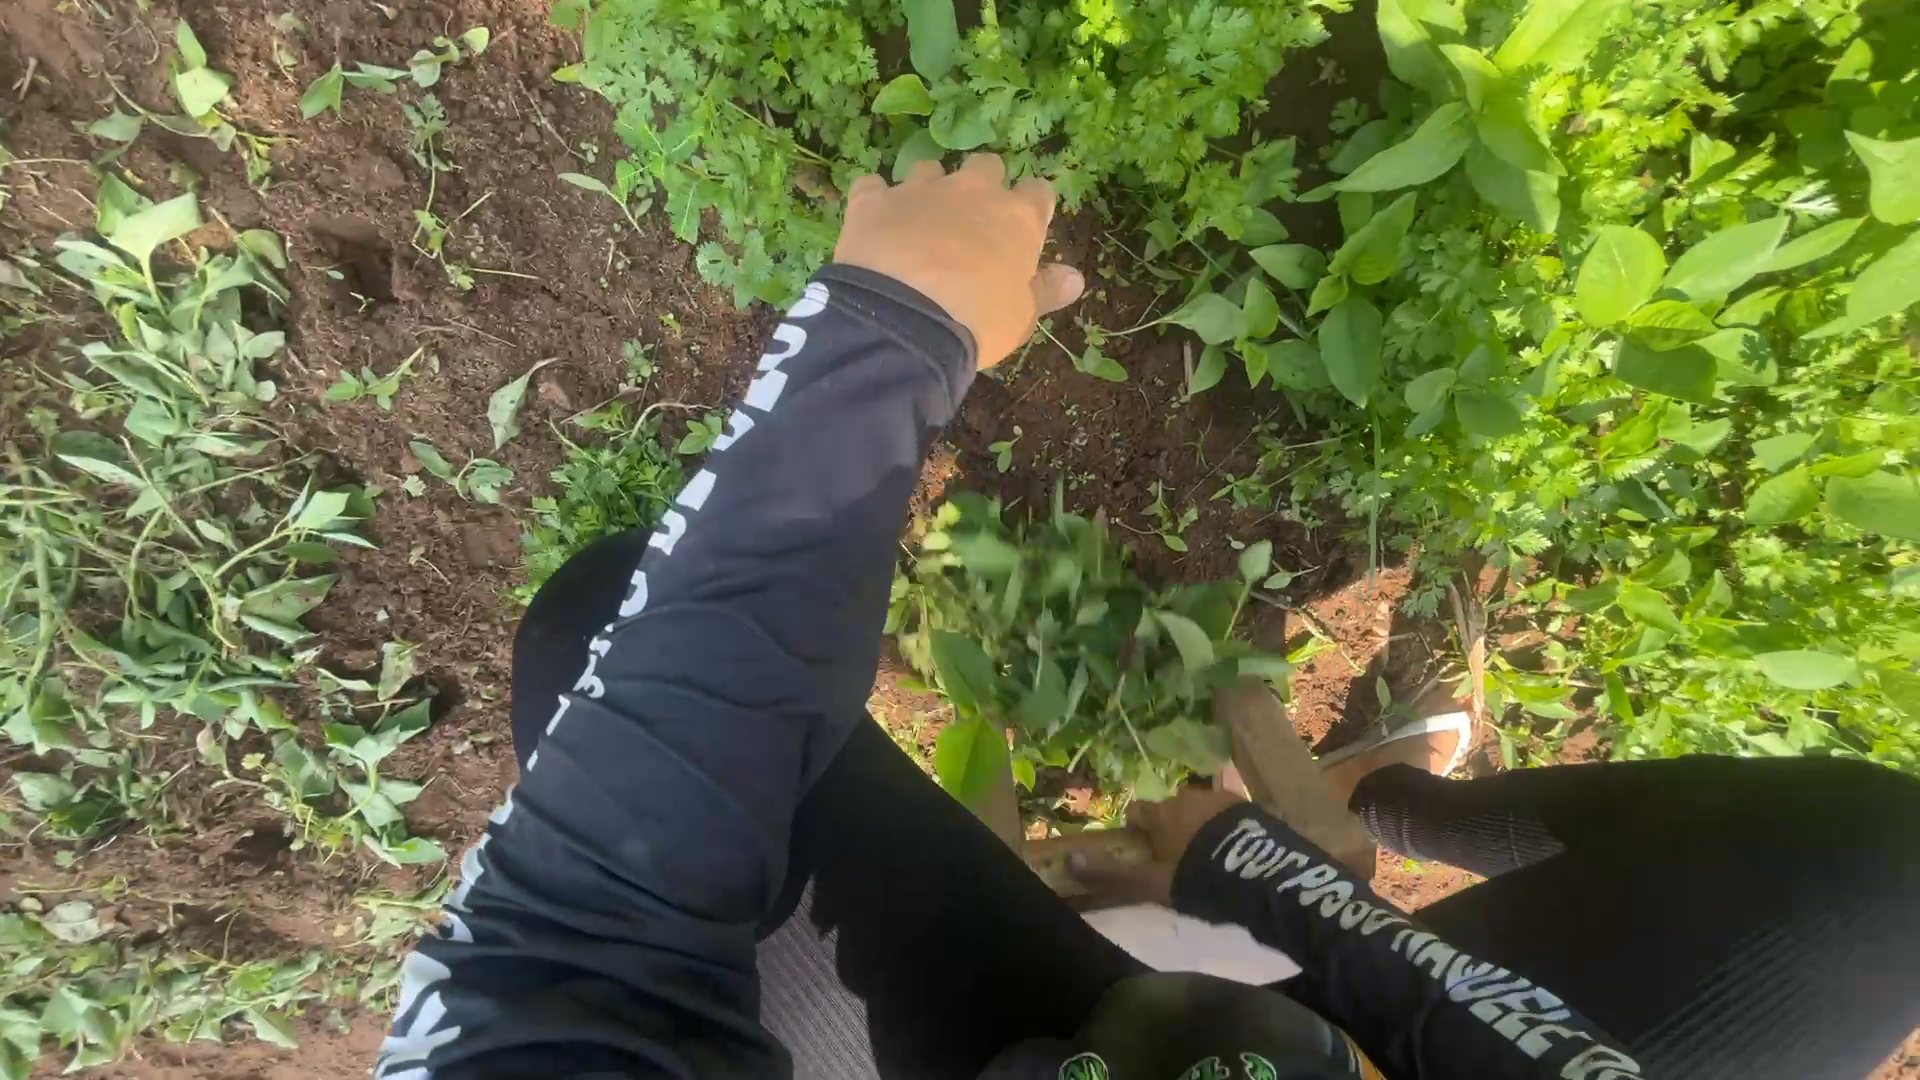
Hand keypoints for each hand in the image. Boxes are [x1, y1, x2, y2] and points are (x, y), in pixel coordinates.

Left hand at [834, 154, 1084, 368]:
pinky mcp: (873, 200)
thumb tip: (1076, 278)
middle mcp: (971, 191)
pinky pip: (874, 186)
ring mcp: (919, 190)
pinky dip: (876, 202)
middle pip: (986, 166)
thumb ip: (1046, 291)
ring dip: (929, 190)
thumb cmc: (977, 322)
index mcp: (1017, 218)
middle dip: (983, 187)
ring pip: (930, 169)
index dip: (1032, 209)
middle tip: (973, 224)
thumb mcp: (1021, 317)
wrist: (904, 321)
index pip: (1038, 194)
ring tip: (920, 226)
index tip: (1025, 230)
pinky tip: (875, 227)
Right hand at [1067, 786, 1247, 906]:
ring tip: (1213, 859)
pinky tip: (1238, 852)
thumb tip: (1071, 859)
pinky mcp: (1249, 807)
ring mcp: (1220, 799)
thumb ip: (1115, 872)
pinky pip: (1228, 815)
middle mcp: (1186, 797)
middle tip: (1181, 861)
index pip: (1137, 812)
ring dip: (1200, 827)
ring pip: (1200, 810)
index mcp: (1161, 814)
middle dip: (1171, 829)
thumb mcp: (1155, 883)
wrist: (1265, 875)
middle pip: (1170, 810)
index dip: (1138, 831)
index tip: (1145, 852)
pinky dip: (1227, 828)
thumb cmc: (1201, 879)